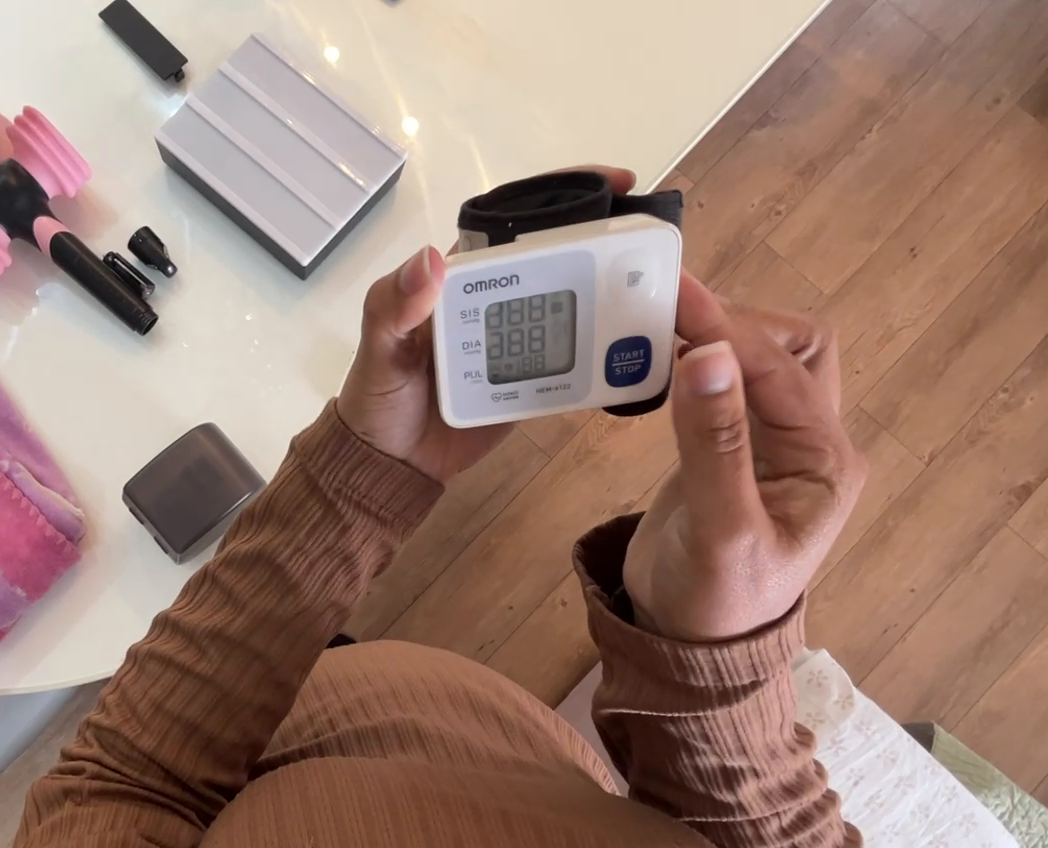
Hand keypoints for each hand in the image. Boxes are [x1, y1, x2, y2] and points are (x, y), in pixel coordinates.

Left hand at [337, 165, 638, 482]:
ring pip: (579, 307)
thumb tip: (431, 259)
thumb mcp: (378, 347)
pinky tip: (645, 354)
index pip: (519, 222)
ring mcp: (520, 341)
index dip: (568, 197)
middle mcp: (498, 300)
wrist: (391, 463)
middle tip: (660, 255)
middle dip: (614, 251)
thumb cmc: (378, 398)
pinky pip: (577, 361)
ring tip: (670, 300)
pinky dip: (609, 356)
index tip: (620, 185)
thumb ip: (394, 305)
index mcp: (464, 279)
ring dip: (622, 301)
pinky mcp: (532, 381)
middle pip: (564, 262)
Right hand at [623, 274, 864, 641]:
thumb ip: (714, 445)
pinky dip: (692, 368)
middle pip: (791, 351)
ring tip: (659, 327)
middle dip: (737, 323)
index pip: (782, 370)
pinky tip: (657, 364)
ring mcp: (764, 447)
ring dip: (717, 340)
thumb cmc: (712, 599)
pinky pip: (719, 393)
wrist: (682, 640)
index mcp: (823, 460)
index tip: (675, 296)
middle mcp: (804, 443)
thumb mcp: (719, 528)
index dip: (730, 331)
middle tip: (670, 311)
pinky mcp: (724, 453)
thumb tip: (708, 355)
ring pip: (758, 366)